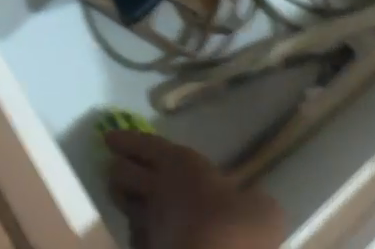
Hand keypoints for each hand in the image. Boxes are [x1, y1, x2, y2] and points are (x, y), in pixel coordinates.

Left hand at [105, 131, 285, 248]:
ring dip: (122, 197)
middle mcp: (156, 188)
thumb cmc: (241, 230)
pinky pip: (135, 237)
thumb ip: (252, 201)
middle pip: (121, 172)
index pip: (144, 144)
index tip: (110, 138)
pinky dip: (138, 234)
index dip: (126, 140)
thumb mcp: (263, 210)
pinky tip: (145, 237)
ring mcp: (147, 222)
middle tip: (115, 166)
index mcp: (180, 164)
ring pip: (122, 203)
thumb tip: (253, 203)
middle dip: (116, 168)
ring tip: (124, 196)